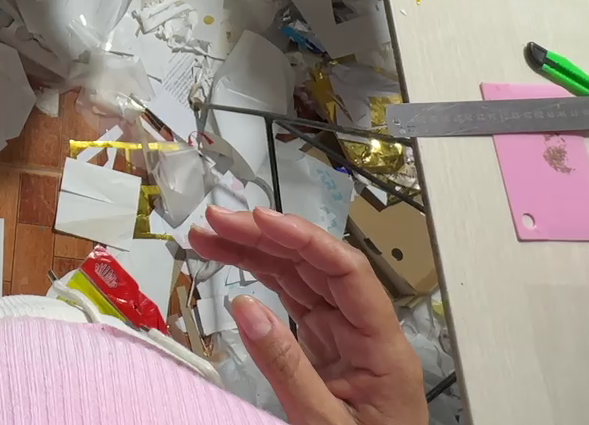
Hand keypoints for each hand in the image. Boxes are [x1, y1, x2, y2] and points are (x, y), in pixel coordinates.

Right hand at [188, 207, 425, 424]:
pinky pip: (288, 295)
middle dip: (263, 236)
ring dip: (251, 249)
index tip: (258, 219)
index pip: (347, 270)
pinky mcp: (321, 342)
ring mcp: (341, 332)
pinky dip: (256, 274)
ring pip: (296, 273)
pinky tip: (228, 260)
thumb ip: (287, 369)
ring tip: (206, 235)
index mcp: (382, 345)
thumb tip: (242, 305)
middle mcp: (362, 327)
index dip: (303, 237)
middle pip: (314, 263)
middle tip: (214, 221)